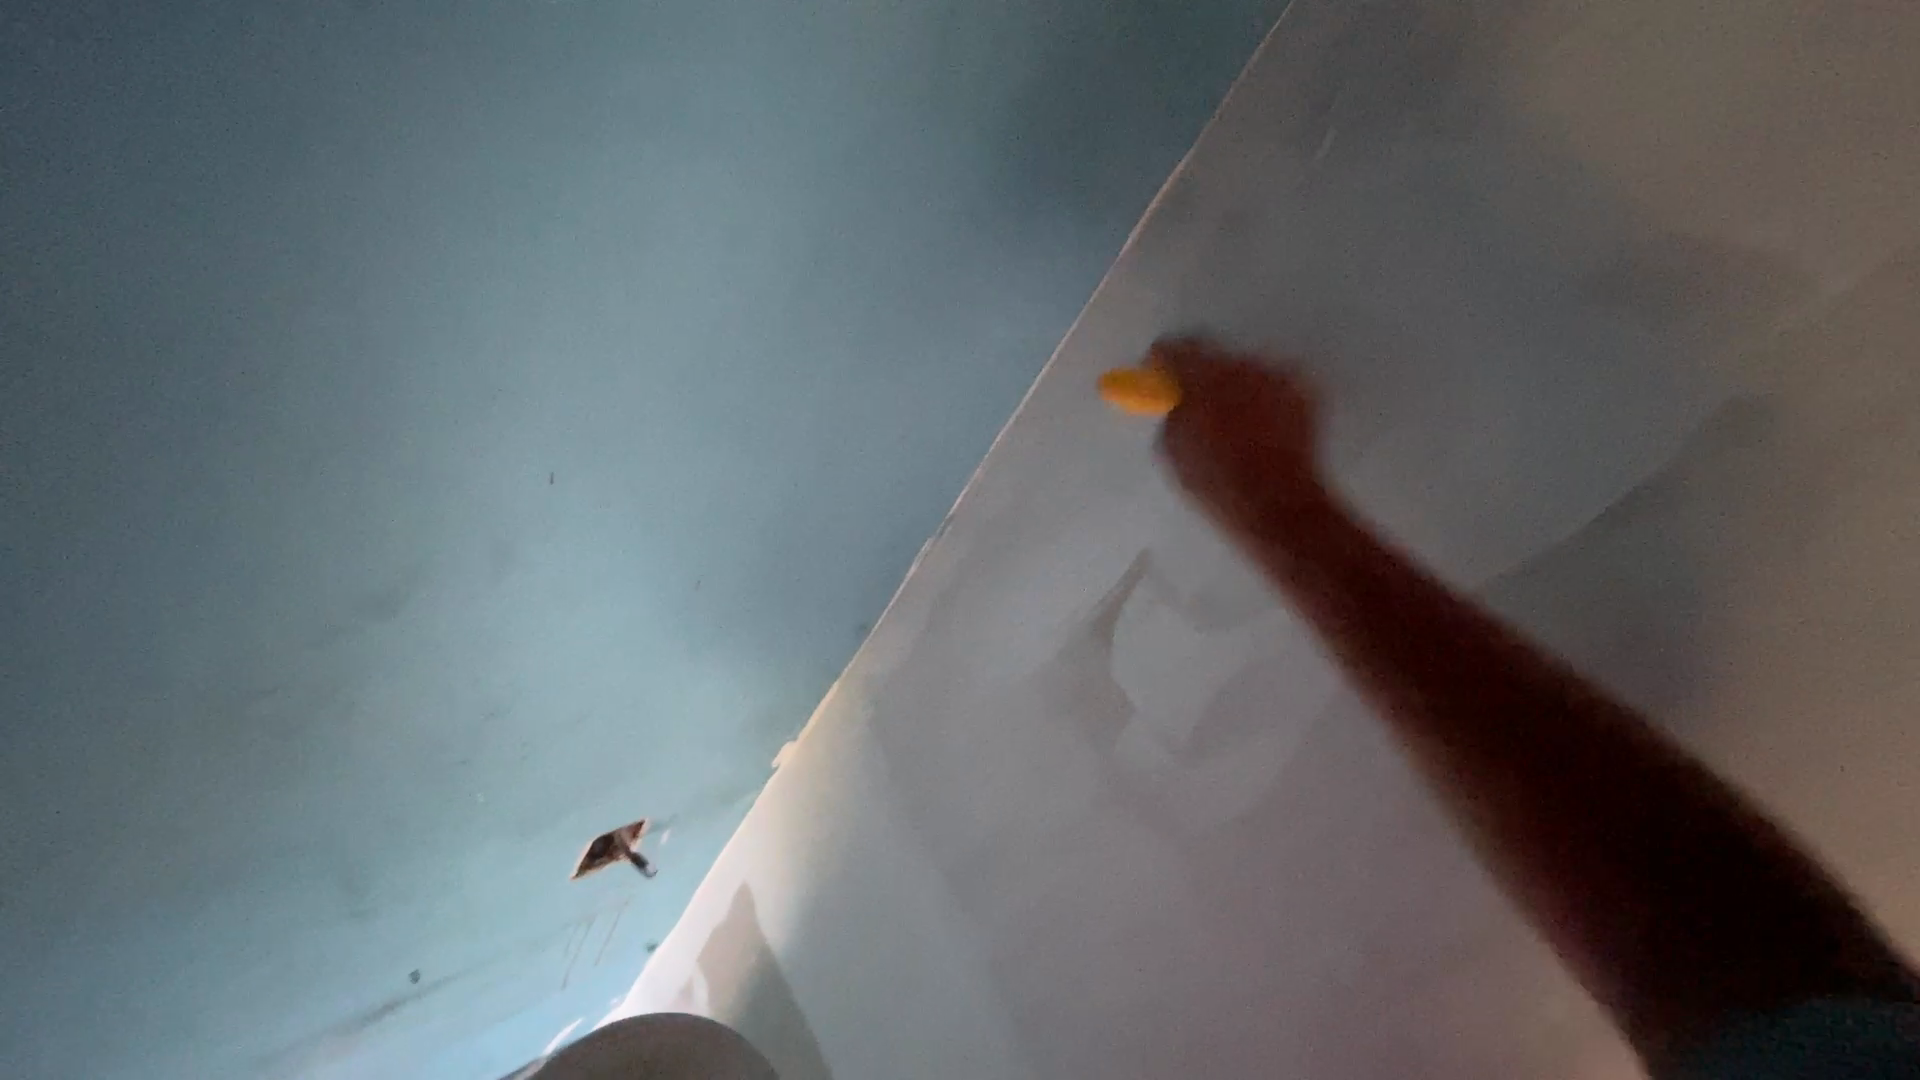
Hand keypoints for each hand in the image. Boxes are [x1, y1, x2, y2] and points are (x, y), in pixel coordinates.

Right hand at [1151, 337, 1326, 534]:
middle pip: (1213, 356)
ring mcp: (1276, 374)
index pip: (1173, 347)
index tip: (1157, 373)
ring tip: (1234, 421)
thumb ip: (1172, 413)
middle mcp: (1239, 363)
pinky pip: (1274, 385)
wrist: (1276, 503)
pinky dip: (1265, 398)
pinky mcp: (1304, 390)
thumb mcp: (1171, 448)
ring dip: (1236, 386)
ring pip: (1246, 369)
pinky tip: (1262, 427)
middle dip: (1203, 375)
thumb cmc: (1214, 482)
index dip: (1161, 360)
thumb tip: (1178, 401)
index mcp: (1199, 376)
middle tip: (1198, 404)